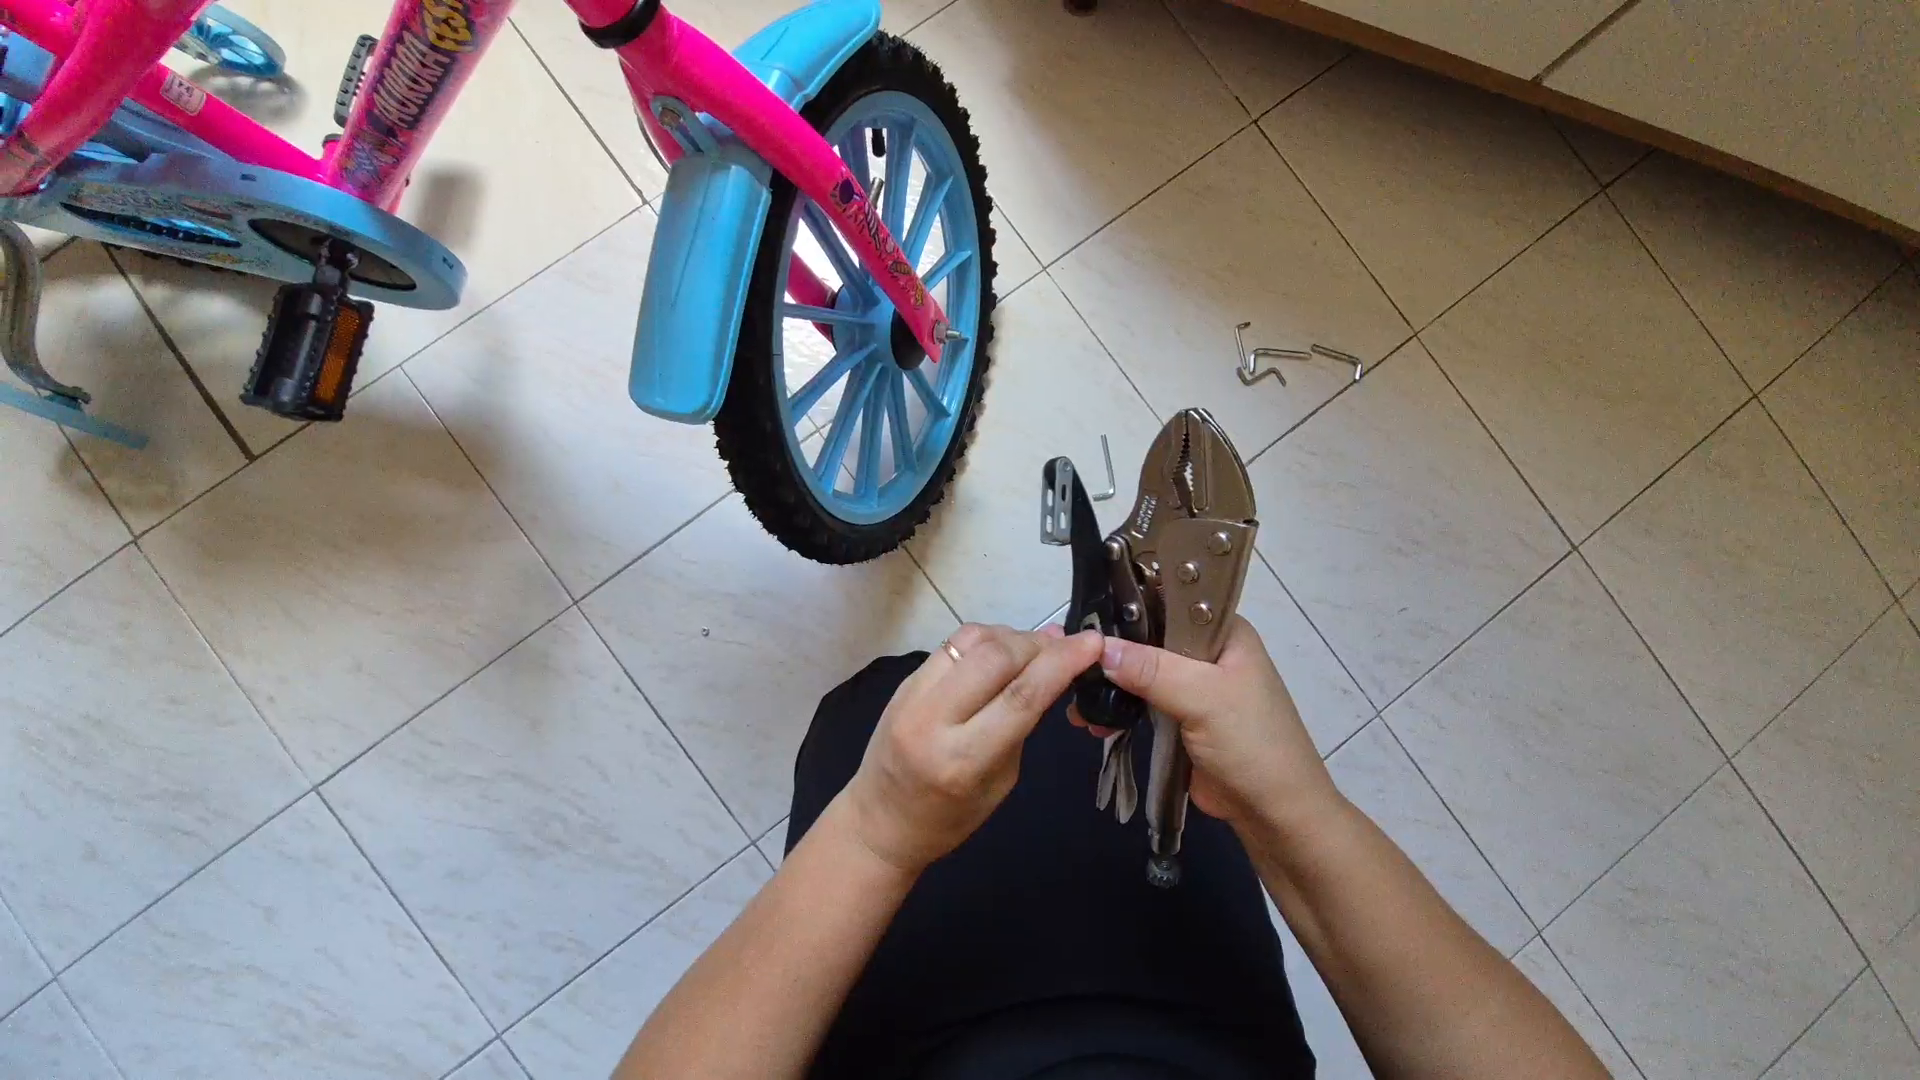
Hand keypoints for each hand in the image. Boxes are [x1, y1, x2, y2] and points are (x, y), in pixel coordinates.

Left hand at [839, 623, 1103, 874]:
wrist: (879, 821)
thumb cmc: (950, 819)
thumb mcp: (1001, 781)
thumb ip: (1023, 724)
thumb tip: (1054, 667)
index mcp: (963, 760)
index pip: (1021, 697)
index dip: (1062, 663)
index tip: (1094, 642)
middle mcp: (933, 720)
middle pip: (995, 657)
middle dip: (1038, 644)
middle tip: (1066, 647)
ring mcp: (912, 695)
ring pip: (971, 639)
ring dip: (1011, 636)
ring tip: (1035, 649)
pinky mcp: (904, 680)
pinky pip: (952, 645)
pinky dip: (986, 641)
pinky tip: (1003, 652)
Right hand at [1089, 617, 1340, 831]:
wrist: (1274, 812)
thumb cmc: (1252, 743)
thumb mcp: (1203, 697)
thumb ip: (1151, 669)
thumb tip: (1099, 648)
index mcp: (1221, 630)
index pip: (1168, 599)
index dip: (1127, 604)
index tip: (1085, 617)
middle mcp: (1204, 650)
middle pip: (1147, 636)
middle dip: (1109, 650)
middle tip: (1069, 659)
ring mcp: (1190, 684)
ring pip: (1138, 670)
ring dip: (1108, 684)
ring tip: (1075, 699)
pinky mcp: (1176, 716)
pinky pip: (1138, 701)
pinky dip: (1115, 708)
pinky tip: (1089, 720)